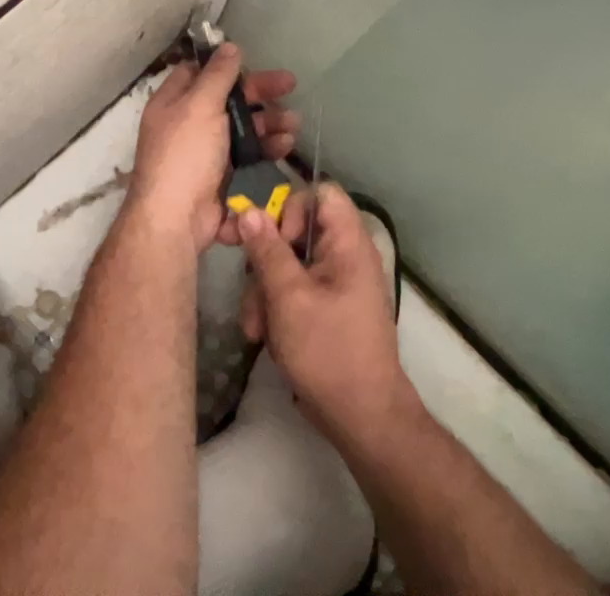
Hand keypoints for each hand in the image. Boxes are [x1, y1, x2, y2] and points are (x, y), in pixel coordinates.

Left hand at [125, 44, 299, 251]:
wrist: (177, 219)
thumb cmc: (184, 155)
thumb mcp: (199, 106)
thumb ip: (217, 76)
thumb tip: (229, 45)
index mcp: (173, 104)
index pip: (199, 73)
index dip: (227, 66)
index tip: (255, 62)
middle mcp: (187, 125)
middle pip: (227, 100)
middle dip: (259, 95)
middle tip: (291, 88)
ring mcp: (204, 153)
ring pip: (241, 129)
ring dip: (268, 123)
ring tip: (293, 124)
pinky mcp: (221, 177)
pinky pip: (247, 156)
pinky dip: (266, 149)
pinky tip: (285, 146)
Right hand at [236, 184, 415, 441]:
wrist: (361, 415)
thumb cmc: (328, 351)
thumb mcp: (288, 297)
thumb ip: (266, 250)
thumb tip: (248, 211)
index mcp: (348, 244)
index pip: (320, 193)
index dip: (290, 209)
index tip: (273, 241)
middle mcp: (344, 257)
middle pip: (295, 231)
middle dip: (265, 261)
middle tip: (249, 284)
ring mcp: (335, 285)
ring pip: (287, 265)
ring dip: (264, 292)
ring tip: (257, 329)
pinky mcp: (325, 309)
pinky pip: (292, 291)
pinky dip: (275, 310)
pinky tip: (265, 338)